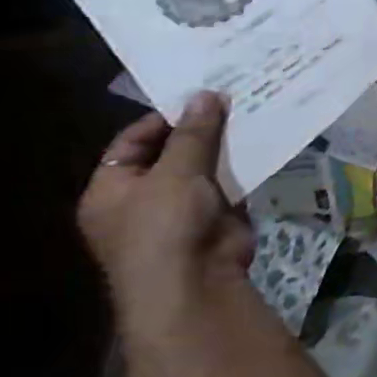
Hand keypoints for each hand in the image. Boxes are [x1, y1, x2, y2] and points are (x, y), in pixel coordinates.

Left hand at [78, 92, 251, 335]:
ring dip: (227, 147)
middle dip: (202, 130)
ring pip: (204, 168)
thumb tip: (205, 94)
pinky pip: (229, 184)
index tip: (201, 98)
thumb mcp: (175, 172)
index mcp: (111, 189)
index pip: (133, 141)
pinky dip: (244, 167)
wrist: (194, 282)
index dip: (165, 118)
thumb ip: (193, 133)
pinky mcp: (215, 216)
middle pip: (171, 153)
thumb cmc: (164, 225)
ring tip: (256, 117)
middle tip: (235, 102)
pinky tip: (265, 146)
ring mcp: (180, 209)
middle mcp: (141, 198)